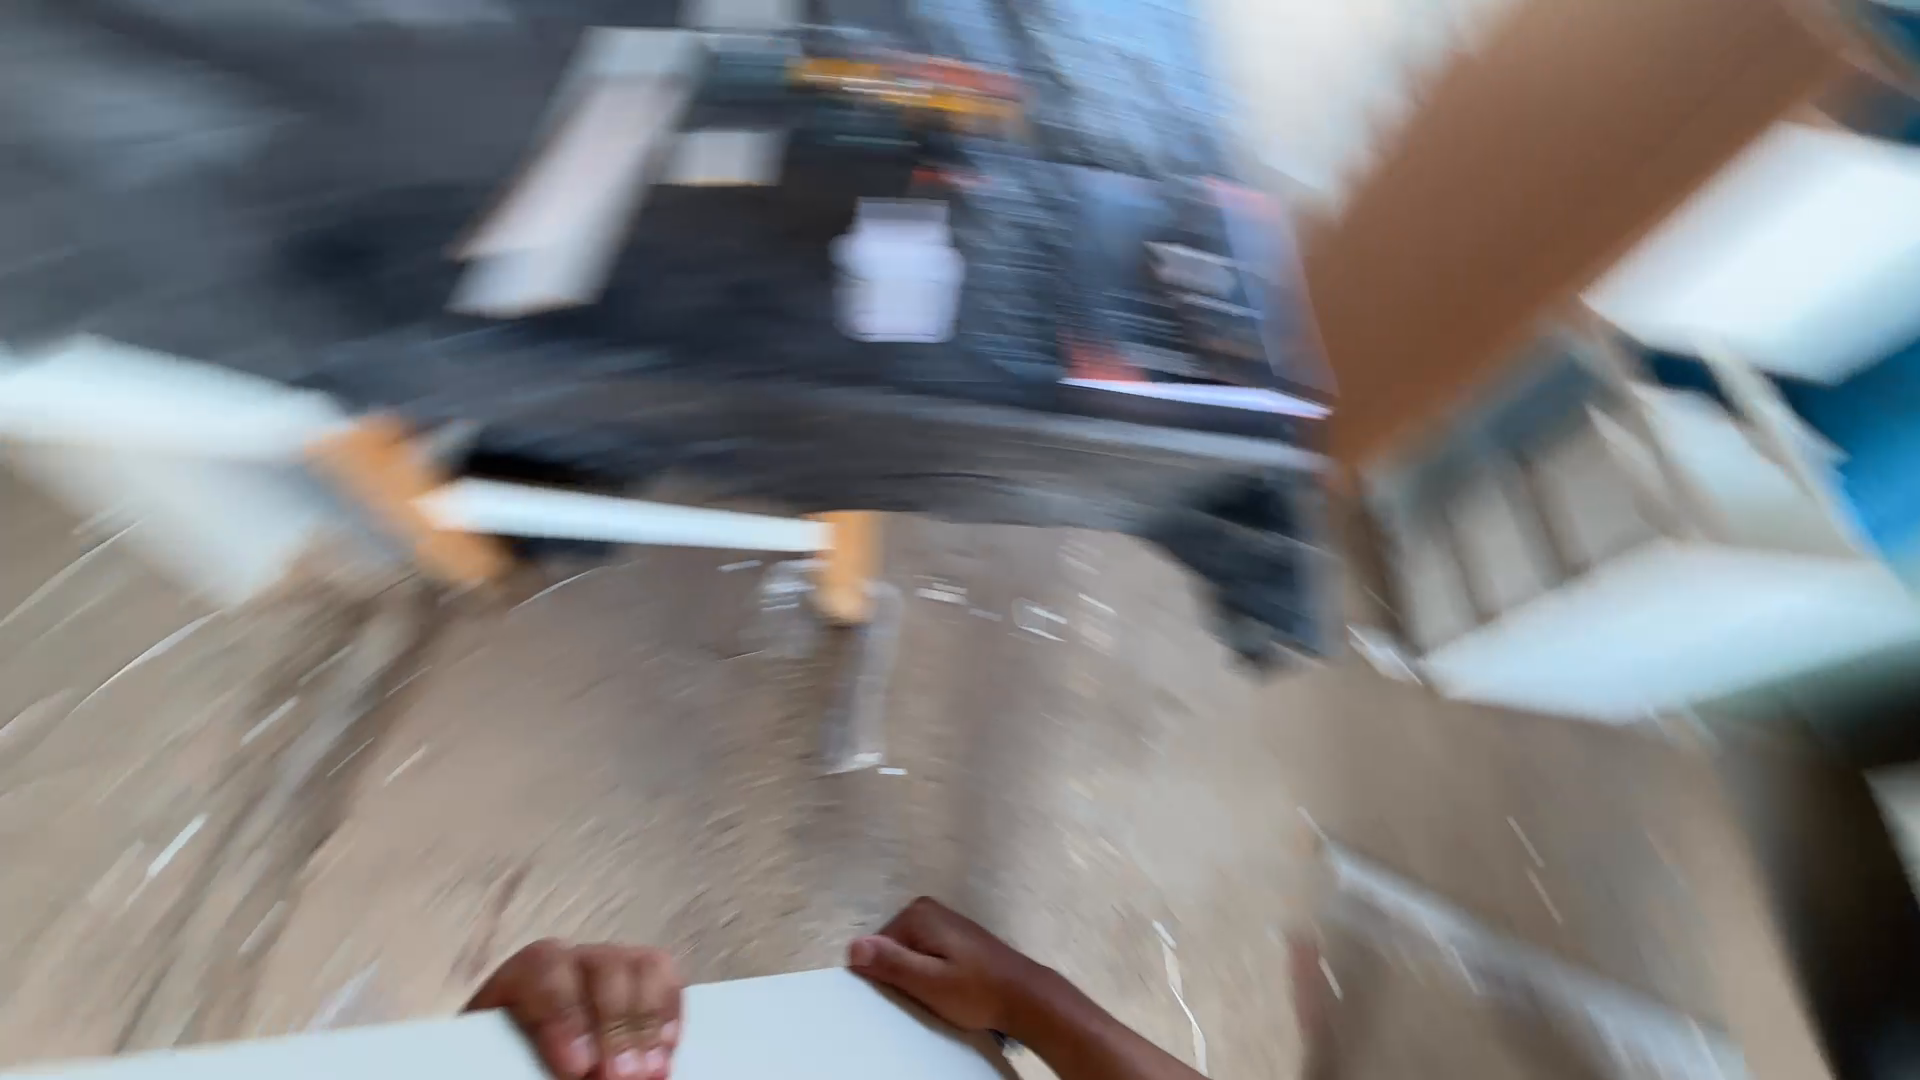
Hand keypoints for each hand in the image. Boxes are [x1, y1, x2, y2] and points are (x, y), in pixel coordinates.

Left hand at [467, 940, 682, 1079]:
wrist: (516, 1066)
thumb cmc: (502, 1067)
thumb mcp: (499, 1068)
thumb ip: (525, 1069)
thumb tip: (576, 1070)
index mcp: (521, 977)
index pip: (544, 975)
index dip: (565, 1019)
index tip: (577, 1069)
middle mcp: (572, 960)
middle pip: (604, 969)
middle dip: (617, 1028)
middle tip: (621, 1079)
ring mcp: (613, 962)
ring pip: (643, 966)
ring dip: (649, 1022)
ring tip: (650, 1073)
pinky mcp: (642, 976)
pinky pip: (667, 978)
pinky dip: (670, 1015)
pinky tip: (666, 1051)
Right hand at [846, 897, 1049, 1034]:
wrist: (1022, 994)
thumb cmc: (975, 991)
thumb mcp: (928, 983)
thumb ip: (891, 963)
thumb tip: (852, 947)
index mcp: (917, 914)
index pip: (877, 948)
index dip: (888, 976)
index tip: (911, 993)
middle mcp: (927, 908)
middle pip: (892, 948)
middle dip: (903, 973)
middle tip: (926, 994)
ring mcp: (941, 919)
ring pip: (908, 952)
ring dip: (917, 974)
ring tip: (940, 991)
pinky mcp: (953, 933)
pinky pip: (924, 952)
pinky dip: (930, 971)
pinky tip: (948, 986)